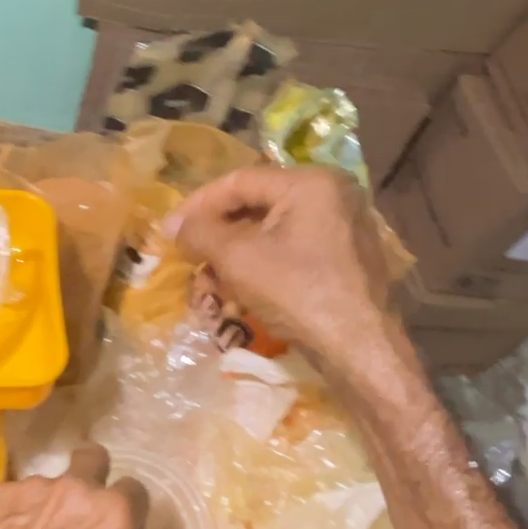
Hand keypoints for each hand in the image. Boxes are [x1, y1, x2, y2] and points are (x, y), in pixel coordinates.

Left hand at [0, 446, 142, 528]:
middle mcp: (75, 489)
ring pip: (48, 483)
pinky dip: (12, 515)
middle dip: (90, 477)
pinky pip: (12, 497)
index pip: (134, 490)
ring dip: (46, 504)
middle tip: (78, 511)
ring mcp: (30, 486)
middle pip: (92, 458)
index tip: (117, 526)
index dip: (128, 509)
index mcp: (114, 516)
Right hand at [164, 165, 395, 365]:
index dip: (197, 206)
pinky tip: (237, 297)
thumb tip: (174, 226)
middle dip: (215, 238)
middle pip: (254, 208)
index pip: (239, 181)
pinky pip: (288, 253)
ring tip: (209, 288)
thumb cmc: (297, 292)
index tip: (169, 231)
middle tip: (188, 260)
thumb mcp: (238, 259)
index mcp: (310, 183)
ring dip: (232, 260)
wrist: (358, 347)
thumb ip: (200, 233)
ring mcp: (340, 228)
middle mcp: (330, 196)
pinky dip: (258, 270)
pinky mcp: (342, 259)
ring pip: (268, 234)